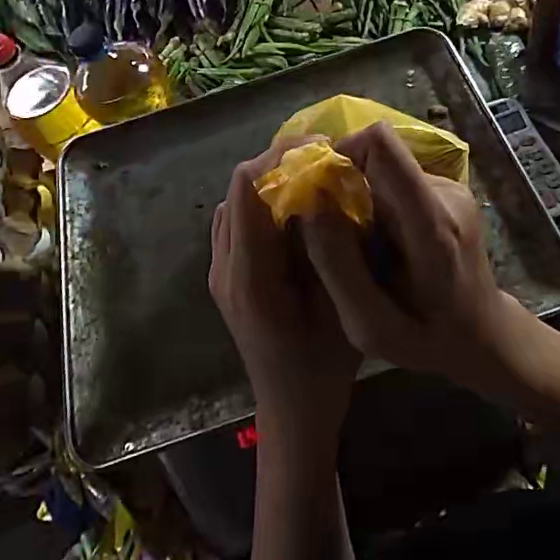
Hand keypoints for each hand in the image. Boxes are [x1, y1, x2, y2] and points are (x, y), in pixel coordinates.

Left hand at [210, 136, 360, 436]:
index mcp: (250, 274)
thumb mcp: (338, 303)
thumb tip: (329, 186)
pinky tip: (296, 214)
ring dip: (271, 183)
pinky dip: (264, 205)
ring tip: (313, 181)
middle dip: (280, 164)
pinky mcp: (227, 276)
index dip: (281, 157)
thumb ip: (329, 245)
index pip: (248, 188)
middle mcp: (224, 266)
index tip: (322, 149)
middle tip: (325, 161)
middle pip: (239, 188)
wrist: (292, 410)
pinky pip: (238, 222)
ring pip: (236, 202)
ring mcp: (220, 272)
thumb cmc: (323, 365)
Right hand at [298, 122, 528, 392]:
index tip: (317, 191)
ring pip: (384, 167)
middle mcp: (446, 194)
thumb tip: (309, 205)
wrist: (484, 335)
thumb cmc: (428, 341)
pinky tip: (376, 241)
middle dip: (343, 182)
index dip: (340, 154)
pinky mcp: (447, 190)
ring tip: (355, 243)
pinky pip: (396, 179)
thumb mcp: (372, 327)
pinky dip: (375, 202)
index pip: (382, 146)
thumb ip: (338, 266)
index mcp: (432, 226)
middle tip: (327, 229)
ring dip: (358, 196)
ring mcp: (451, 188)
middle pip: (378, 155)